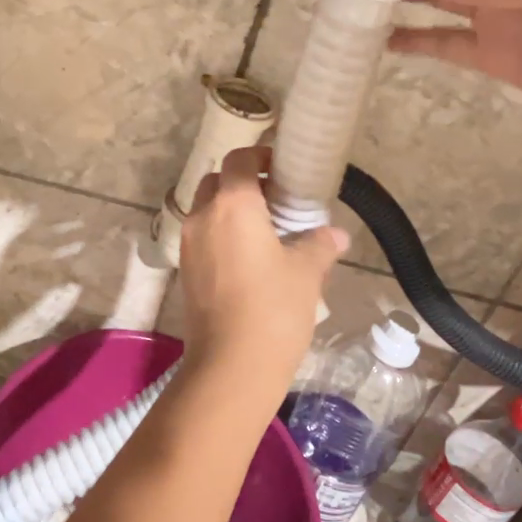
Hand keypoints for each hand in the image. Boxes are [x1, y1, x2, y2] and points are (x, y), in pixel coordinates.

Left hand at [179, 147, 347, 375]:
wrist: (231, 365)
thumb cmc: (273, 309)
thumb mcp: (306, 273)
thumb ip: (319, 244)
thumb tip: (336, 233)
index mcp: (232, 205)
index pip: (239, 160)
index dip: (260, 156)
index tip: (282, 167)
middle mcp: (203, 216)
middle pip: (217, 181)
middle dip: (243, 182)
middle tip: (276, 199)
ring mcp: (189, 244)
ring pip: (207, 210)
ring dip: (230, 209)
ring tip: (266, 230)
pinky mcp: (185, 270)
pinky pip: (203, 237)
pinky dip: (221, 235)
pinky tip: (249, 258)